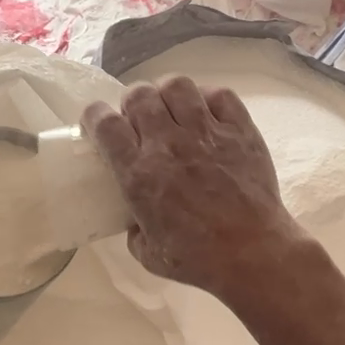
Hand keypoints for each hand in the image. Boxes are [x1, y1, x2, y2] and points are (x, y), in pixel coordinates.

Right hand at [82, 77, 308, 300]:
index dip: (95, 116)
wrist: (250, 251)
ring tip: (170, 111)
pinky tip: (204, 114)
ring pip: (176, 85)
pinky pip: (218, 94)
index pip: (106, 125)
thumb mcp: (146, 252)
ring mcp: (205, 132)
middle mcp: (167, 144)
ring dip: (166, 95)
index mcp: (139, 174)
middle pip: (138, 96)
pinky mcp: (239, 129)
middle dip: (131, 103)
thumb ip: (134, 229)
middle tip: (137, 121)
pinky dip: (206, 98)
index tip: (96, 123)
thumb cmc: (195, 259)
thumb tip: (137, 218)